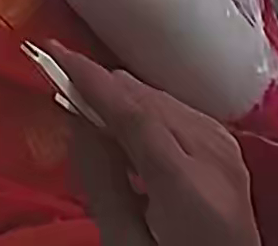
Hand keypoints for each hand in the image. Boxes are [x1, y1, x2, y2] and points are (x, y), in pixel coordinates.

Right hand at [48, 43, 259, 245]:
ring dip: (119, 101)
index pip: (134, 115)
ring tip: (96, 126)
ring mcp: (224, 147)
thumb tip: (72, 114)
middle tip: (65, 99)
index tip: (52, 50)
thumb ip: (99, 180)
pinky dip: (140, 110)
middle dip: (101, 91)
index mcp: (192, 193)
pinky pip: (169, 105)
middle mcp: (214, 158)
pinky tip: (128, 136)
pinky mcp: (225, 143)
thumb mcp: (127, 244)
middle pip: (143, 99)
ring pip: (153, 95)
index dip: (90, 78)